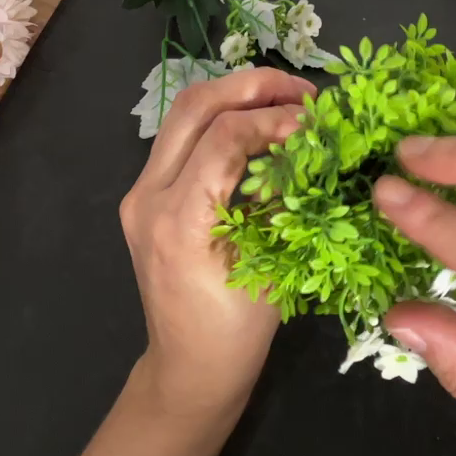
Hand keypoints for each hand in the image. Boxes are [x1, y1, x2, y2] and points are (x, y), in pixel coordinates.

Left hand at [119, 66, 314, 410]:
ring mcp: (140, 190)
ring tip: (287, 98)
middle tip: (304, 91)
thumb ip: (283, 198)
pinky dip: (224, 116)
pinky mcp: (147, 191)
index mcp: (178, 220)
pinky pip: (184, 134)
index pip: (223, 136)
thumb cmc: (235, 333)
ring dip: (237, 94)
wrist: (187, 369)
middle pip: (195, 105)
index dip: (274, 117)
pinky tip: (260, 123)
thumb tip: (309, 141)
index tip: (315, 121)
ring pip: (184, 111)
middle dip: (253, 85)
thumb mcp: (272, 265)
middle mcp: (147, 196)